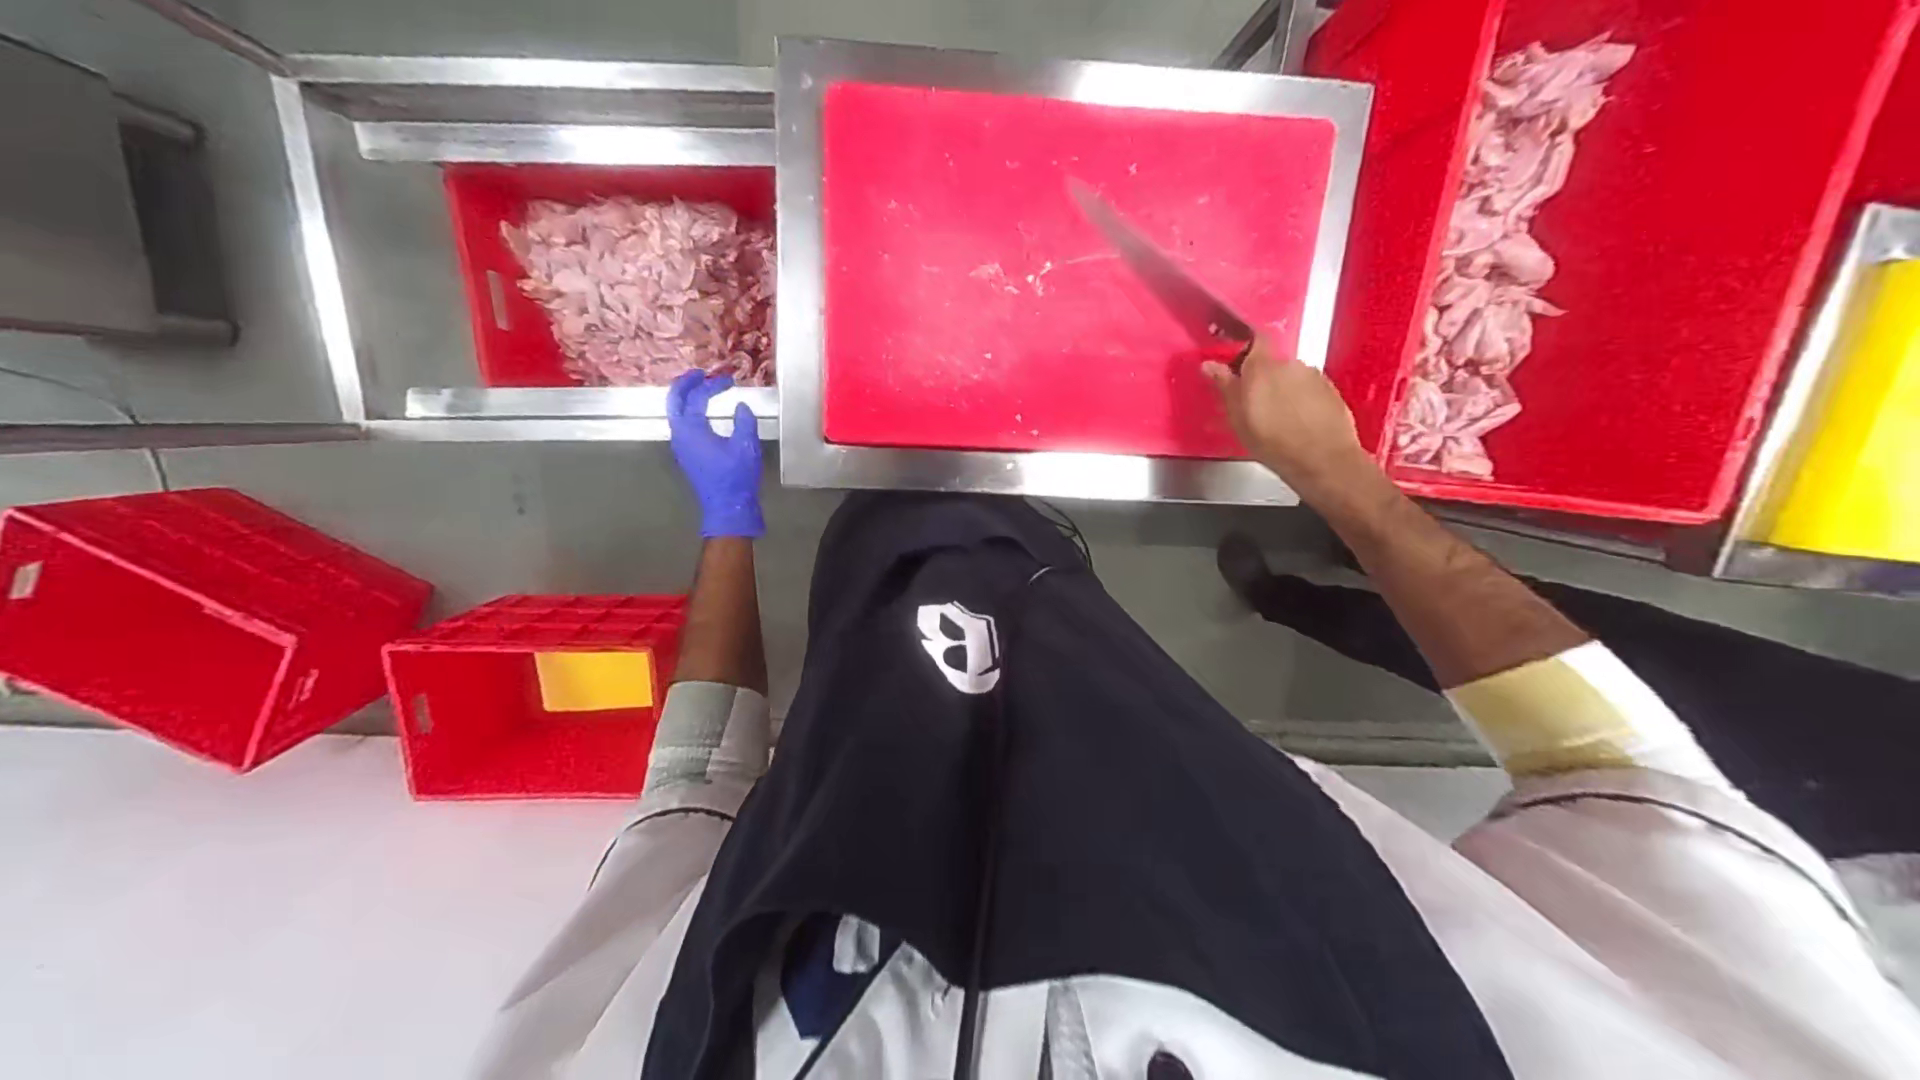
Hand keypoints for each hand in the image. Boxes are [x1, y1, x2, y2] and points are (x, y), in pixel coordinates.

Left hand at [667, 370, 763, 538]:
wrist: (728, 507)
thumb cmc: (737, 476)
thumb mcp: (747, 445)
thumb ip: (744, 420)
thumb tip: (740, 406)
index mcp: (692, 429)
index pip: (699, 397)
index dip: (714, 385)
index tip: (730, 380)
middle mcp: (680, 434)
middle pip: (674, 400)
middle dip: (686, 383)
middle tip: (700, 373)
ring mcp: (681, 446)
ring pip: (675, 413)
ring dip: (686, 397)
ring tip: (701, 388)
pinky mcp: (687, 454)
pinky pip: (682, 424)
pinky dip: (689, 411)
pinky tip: (703, 412)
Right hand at [1203, 335, 1376, 498]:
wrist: (1322, 460)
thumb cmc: (1272, 441)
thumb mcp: (1238, 418)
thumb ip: (1225, 386)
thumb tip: (1210, 365)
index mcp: (1263, 366)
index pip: (1255, 339)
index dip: (1246, 349)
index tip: (1237, 366)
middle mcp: (1290, 363)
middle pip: (1272, 362)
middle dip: (1262, 378)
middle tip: (1253, 404)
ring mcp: (1314, 375)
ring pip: (1291, 376)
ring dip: (1282, 390)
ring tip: (1277, 418)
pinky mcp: (1330, 390)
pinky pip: (1308, 388)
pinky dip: (1300, 399)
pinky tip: (1297, 422)